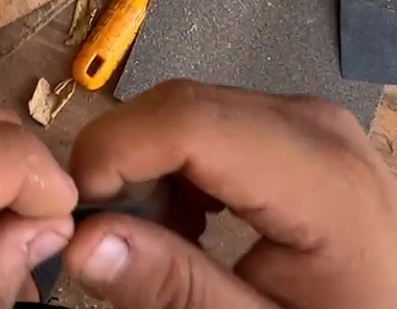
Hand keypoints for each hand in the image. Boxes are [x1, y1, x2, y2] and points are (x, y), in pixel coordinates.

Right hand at [63, 81, 396, 308]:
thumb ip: (177, 289)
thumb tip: (79, 242)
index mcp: (321, 176)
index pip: (189, 120)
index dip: (116, 149)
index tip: (75, 212)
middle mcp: (313, 122)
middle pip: (184, 106)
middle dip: (125, 160)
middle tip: (102, 238)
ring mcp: (311, 120)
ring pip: (192, 111)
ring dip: (150, 167)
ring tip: (152, 244)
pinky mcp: (304, 131)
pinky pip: (218, 125)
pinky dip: (182, 167)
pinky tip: (190, 227)